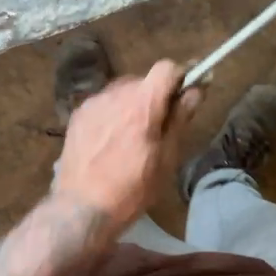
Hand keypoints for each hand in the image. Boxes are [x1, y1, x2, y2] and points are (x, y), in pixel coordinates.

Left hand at [53, 60, 201, 233]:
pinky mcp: (78, 113)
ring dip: (133, 104)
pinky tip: (110, 141)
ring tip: (132, 136)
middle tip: (159, 126)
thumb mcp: (166, 157)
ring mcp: (94, 102)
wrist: (82, 208)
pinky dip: (113, 113)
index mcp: (143, 103)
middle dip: (156, 96)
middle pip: (144, 80)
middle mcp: (116, 94)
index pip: (167, 67)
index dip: (180, 77)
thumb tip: (196, 89)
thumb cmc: (133, 188)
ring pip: (123, 91)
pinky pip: (104, 103)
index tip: (186, 94)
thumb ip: (180, 118)